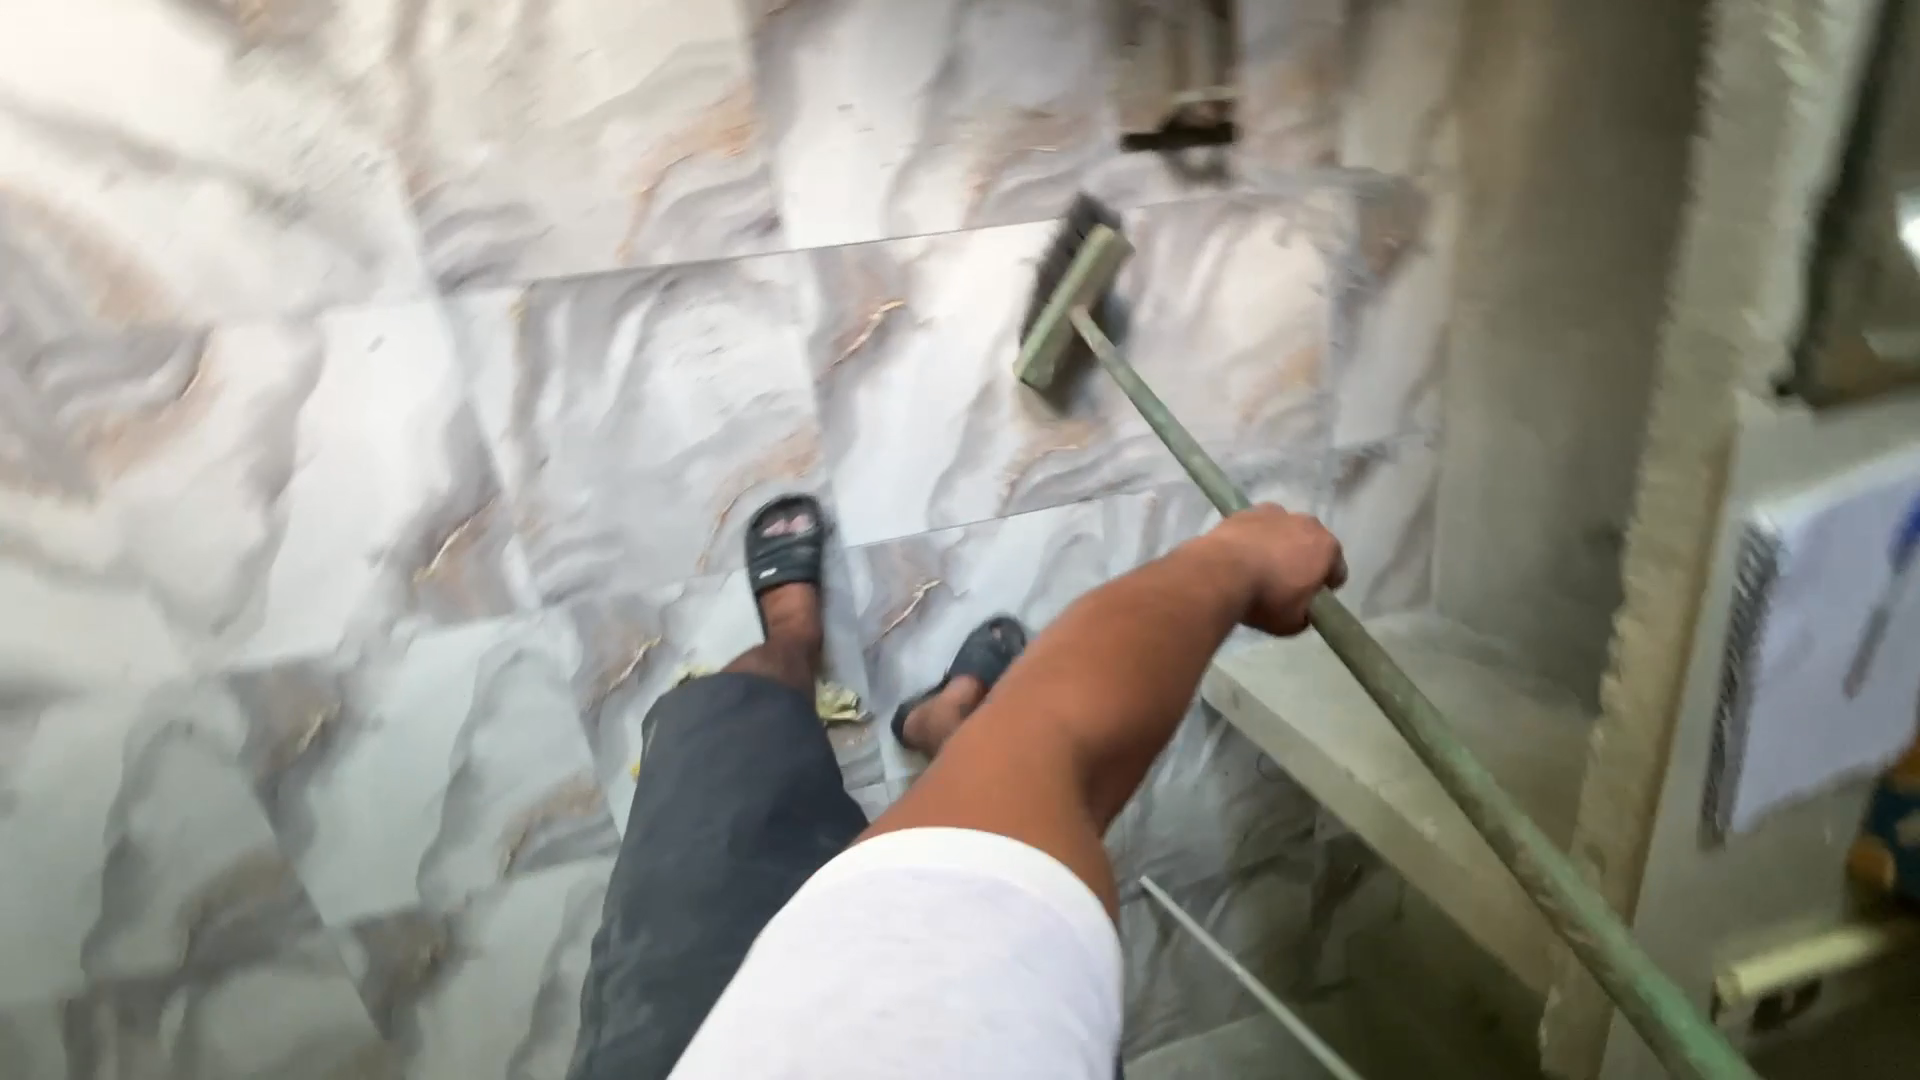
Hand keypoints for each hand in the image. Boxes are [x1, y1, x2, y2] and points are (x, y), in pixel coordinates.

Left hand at [1201, 505, 1346, 635]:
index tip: (1308, 599)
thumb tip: (1301, 610)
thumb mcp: (1293, 622)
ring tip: (1256, 566)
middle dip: (1301, 560)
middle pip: (1309, 544)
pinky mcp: (1242, 511)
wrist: (1219, 572)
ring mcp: (1273, 512)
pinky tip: (1237, 554)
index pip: (1335, 571)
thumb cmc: (1265, 598)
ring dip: (1275, 544)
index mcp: (1327, 548)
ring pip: (1281, 531)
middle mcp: (1306, 523)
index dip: (1323, 587)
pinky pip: (1254, 527)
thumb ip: (1305, 613)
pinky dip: (1250, 537)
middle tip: (1281, 582)